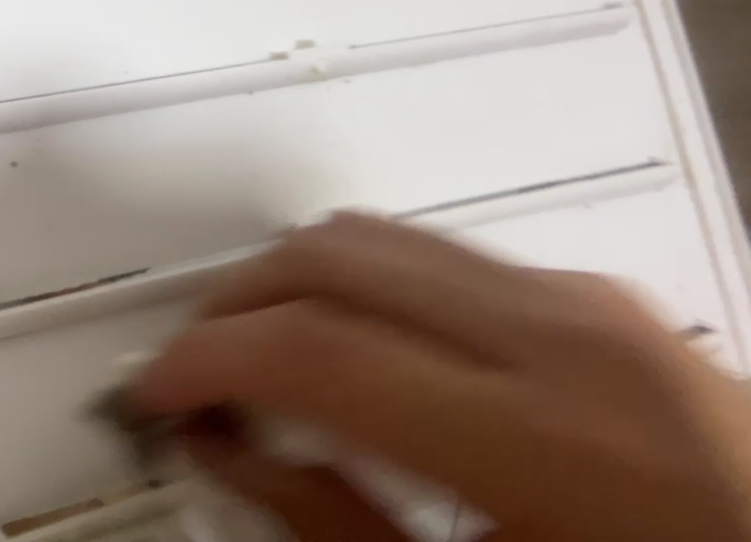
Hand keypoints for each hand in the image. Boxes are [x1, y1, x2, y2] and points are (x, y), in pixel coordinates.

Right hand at [125, 213, 750, 541]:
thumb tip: (223, 444)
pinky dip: (355, 283)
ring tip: (256, 353)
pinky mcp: (599, 297)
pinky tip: (350, 347)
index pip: (320, 351)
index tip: (151, 392)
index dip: (208, 360)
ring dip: (286, 284)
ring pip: (372, 237)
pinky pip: (430, 256)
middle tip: (194, 371)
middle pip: (332, 258)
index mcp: (559, 444)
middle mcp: (572, 337)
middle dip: (231, 304)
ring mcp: (591, 302)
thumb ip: (336, 527)